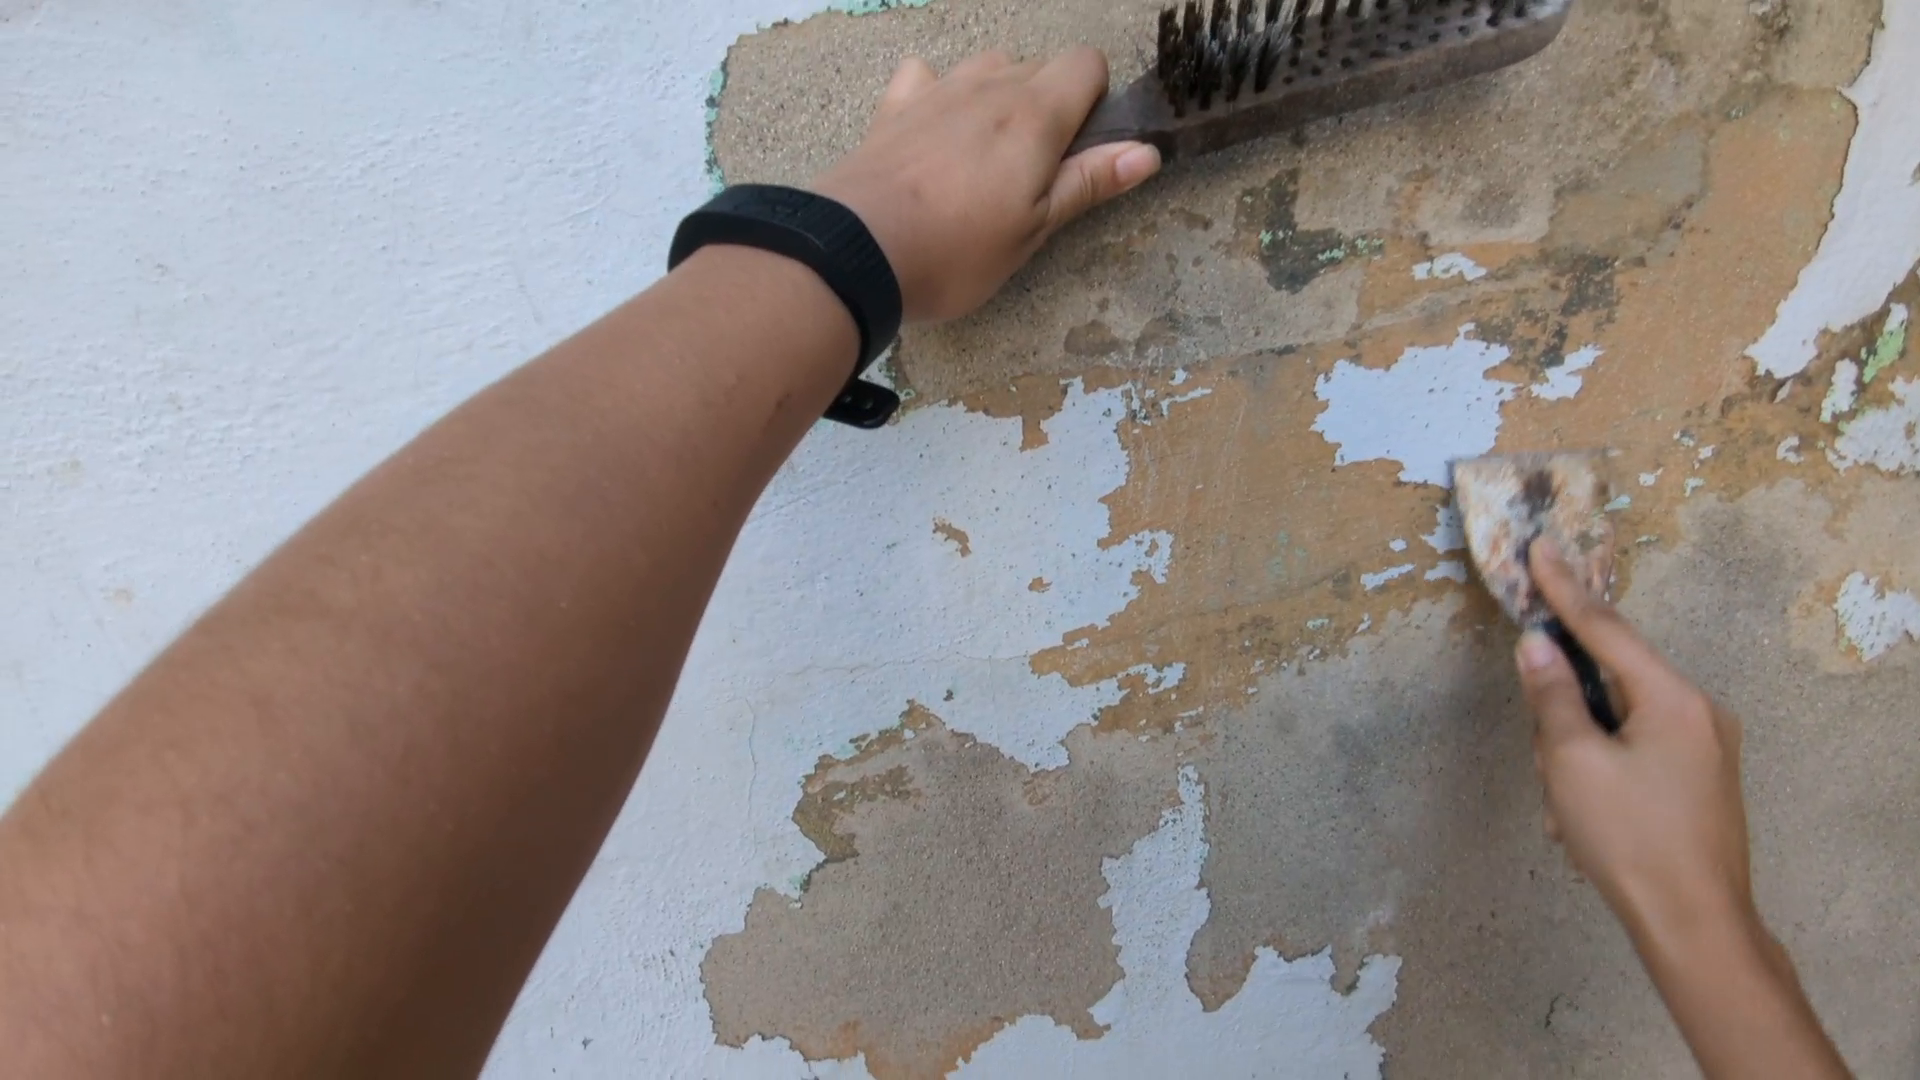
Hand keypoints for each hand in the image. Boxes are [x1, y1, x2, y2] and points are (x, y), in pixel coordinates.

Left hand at [810, 48, 1161, 322]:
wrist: (860, 253)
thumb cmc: (956, 253)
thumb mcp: (1033, 231)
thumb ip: (1087, 184)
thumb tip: (1145, 153)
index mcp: (1034, 115)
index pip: (1087, 63)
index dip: (1093, 100)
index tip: (1077, 150)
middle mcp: (989, 85)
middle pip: (1037, 67)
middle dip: (1046, 107)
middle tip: (1027, 176)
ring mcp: (937, 90)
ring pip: (985, 68)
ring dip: (995, 99)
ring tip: (980, 161)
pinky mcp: (894, 108)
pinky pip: (926, 77)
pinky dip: (938, 95)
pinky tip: (931, 133)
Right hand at [1515, 538, 1757, 942]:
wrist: (1692, 921)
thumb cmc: (1627, 833)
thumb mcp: (1571, 759)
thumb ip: (1551, 695)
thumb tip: (1535, 645)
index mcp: (1672, 700)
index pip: (1605, 629)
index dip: (1564, 589)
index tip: (1541, 548)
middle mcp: (1696, 712)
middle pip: (1605, 678)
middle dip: (1561, 708)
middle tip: (1546, 758)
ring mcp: (1700, 745)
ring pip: (1610, 714)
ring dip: (1573, 745)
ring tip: (1567, 800)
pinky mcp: (1693, 772)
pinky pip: (1625, 742)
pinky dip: (1592, 762)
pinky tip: (1584, 809)